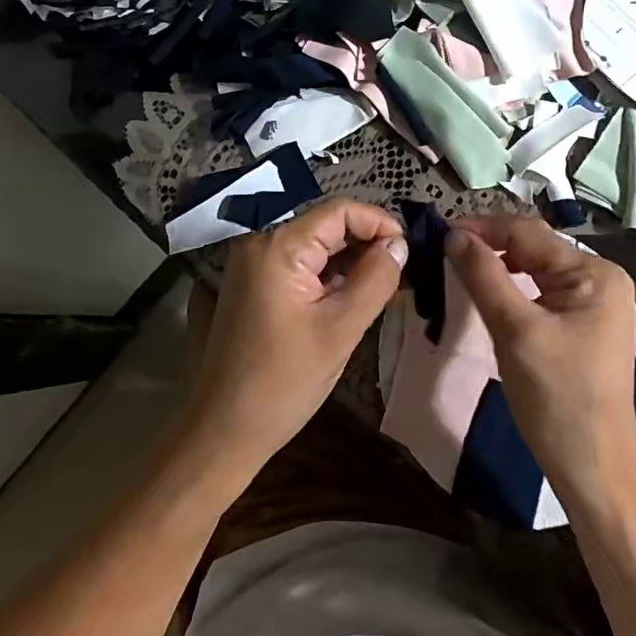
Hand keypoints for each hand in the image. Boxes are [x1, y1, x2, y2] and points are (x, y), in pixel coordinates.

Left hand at [181, 197, 407, 468]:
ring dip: (349, 263)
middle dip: (366, 244)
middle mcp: (259, 244)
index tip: (410, 251)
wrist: (225, 424)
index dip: (379, 223)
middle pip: (324, 226)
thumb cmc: (285, 380)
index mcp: (277, 246)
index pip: (338, 211)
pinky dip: (327, 278)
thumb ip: (375, 279)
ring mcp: (251, 265)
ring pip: (312, 248)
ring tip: (386, 289)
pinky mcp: (251, 285)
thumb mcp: (340, 329)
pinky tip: (354, 298)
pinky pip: (297, 267)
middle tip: (404, 274)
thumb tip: (399, 243)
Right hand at [445, 214, 635, 502]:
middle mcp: (598, 277)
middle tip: (439, 250)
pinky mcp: (579, 320)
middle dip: (485, 244)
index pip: (525, 232)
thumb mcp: (514, 329)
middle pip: (530, 245)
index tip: (435, 234)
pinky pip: (536, 287)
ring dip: (494, 263)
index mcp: (593, 273)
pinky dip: (507, 283)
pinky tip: (484, 290)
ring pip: (531, 265)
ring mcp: (591, 300)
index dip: (478, 228)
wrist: (590, 461)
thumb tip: (451, 234)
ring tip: (455, 266)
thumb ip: (483, 275)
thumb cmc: (555, 394)